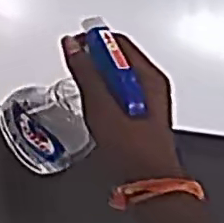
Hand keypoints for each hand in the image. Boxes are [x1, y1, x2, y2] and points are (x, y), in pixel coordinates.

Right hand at [62, 30, 185, 185]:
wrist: (149, 181)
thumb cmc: (130, 145)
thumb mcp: (100, 104)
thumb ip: (85, 70)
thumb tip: (72, 44)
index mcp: (148, 76)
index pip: (116, 41)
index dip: (92, 40)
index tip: (74, 49)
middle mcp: (151, 82)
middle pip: (116, 55)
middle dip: (92, 58)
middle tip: (76, 71)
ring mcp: (147, 96)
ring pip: (115, 71)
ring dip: (95, 74)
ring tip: (85, 91)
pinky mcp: (140, 108)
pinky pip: (116, 85)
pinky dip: (102, 87)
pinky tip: (94, 103)